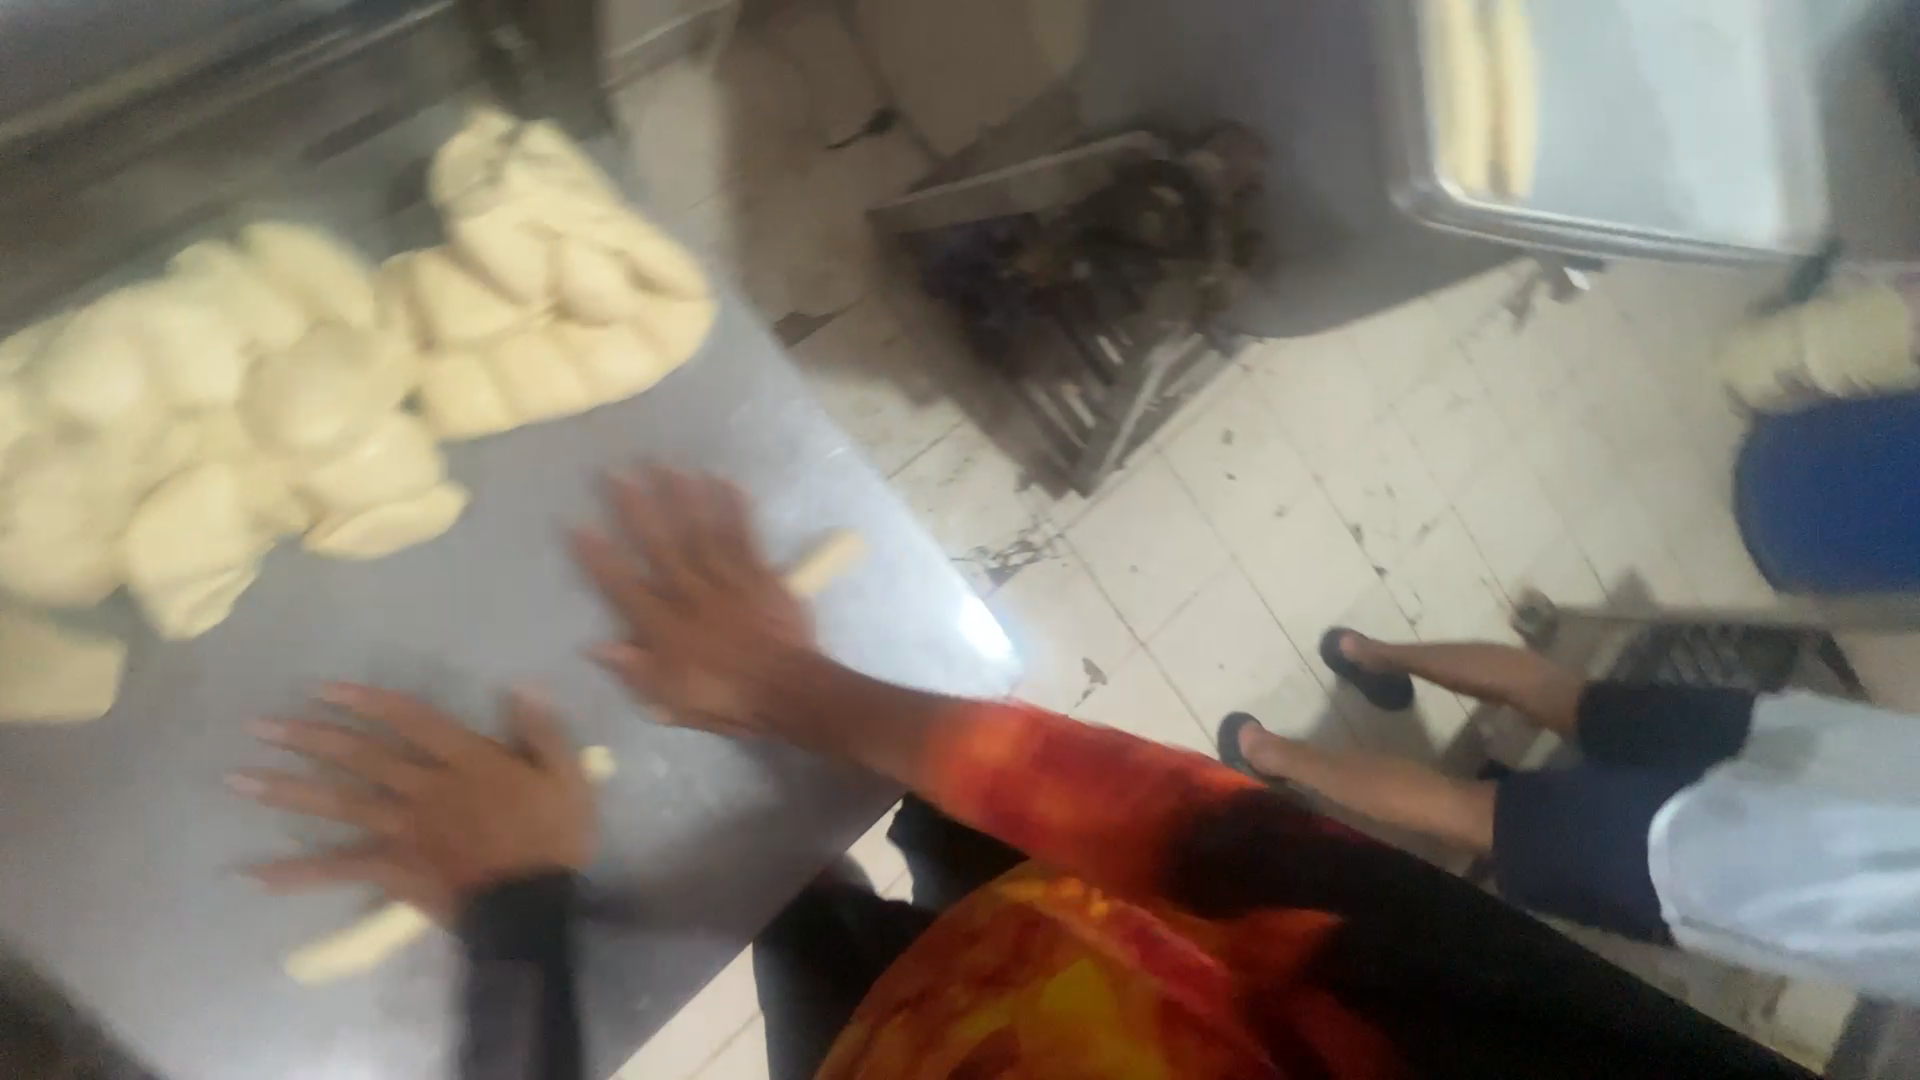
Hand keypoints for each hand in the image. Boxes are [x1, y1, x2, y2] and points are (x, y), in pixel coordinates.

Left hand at [229, 684, 594, 920]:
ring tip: (240, 779)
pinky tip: (253, 874)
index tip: (326, 689)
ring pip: (342, 805)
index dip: (371, 703)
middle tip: (261, 727)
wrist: (530, 901)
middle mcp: (427, 788)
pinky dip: (297, 872)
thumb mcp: (566, 774)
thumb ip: (541, 731)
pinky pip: (340, 868)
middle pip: (364, 758)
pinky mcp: (395, 867)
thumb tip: (523, 686)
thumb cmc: (552, 833)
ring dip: (289, 792)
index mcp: (469, 761)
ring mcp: (406, 829)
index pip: (414, 722)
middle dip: (312, 739)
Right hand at [571, 466, 816, 740]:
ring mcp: (728, 580)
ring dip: (683, 496)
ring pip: (701, 531)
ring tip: (668, 464)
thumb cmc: (728, 700)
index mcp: (664, 626)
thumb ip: (635, 670)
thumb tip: (595, 646)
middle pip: (659, 545)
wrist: (787, 689)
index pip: (621, 586)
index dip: (597, 557)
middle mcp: (690, 594)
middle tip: (619, 472)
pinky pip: (746, 535)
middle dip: (637, 508)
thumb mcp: (672, 700)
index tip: (577, 525)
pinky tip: (726, 481)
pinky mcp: (761, 574)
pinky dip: (736, 507)